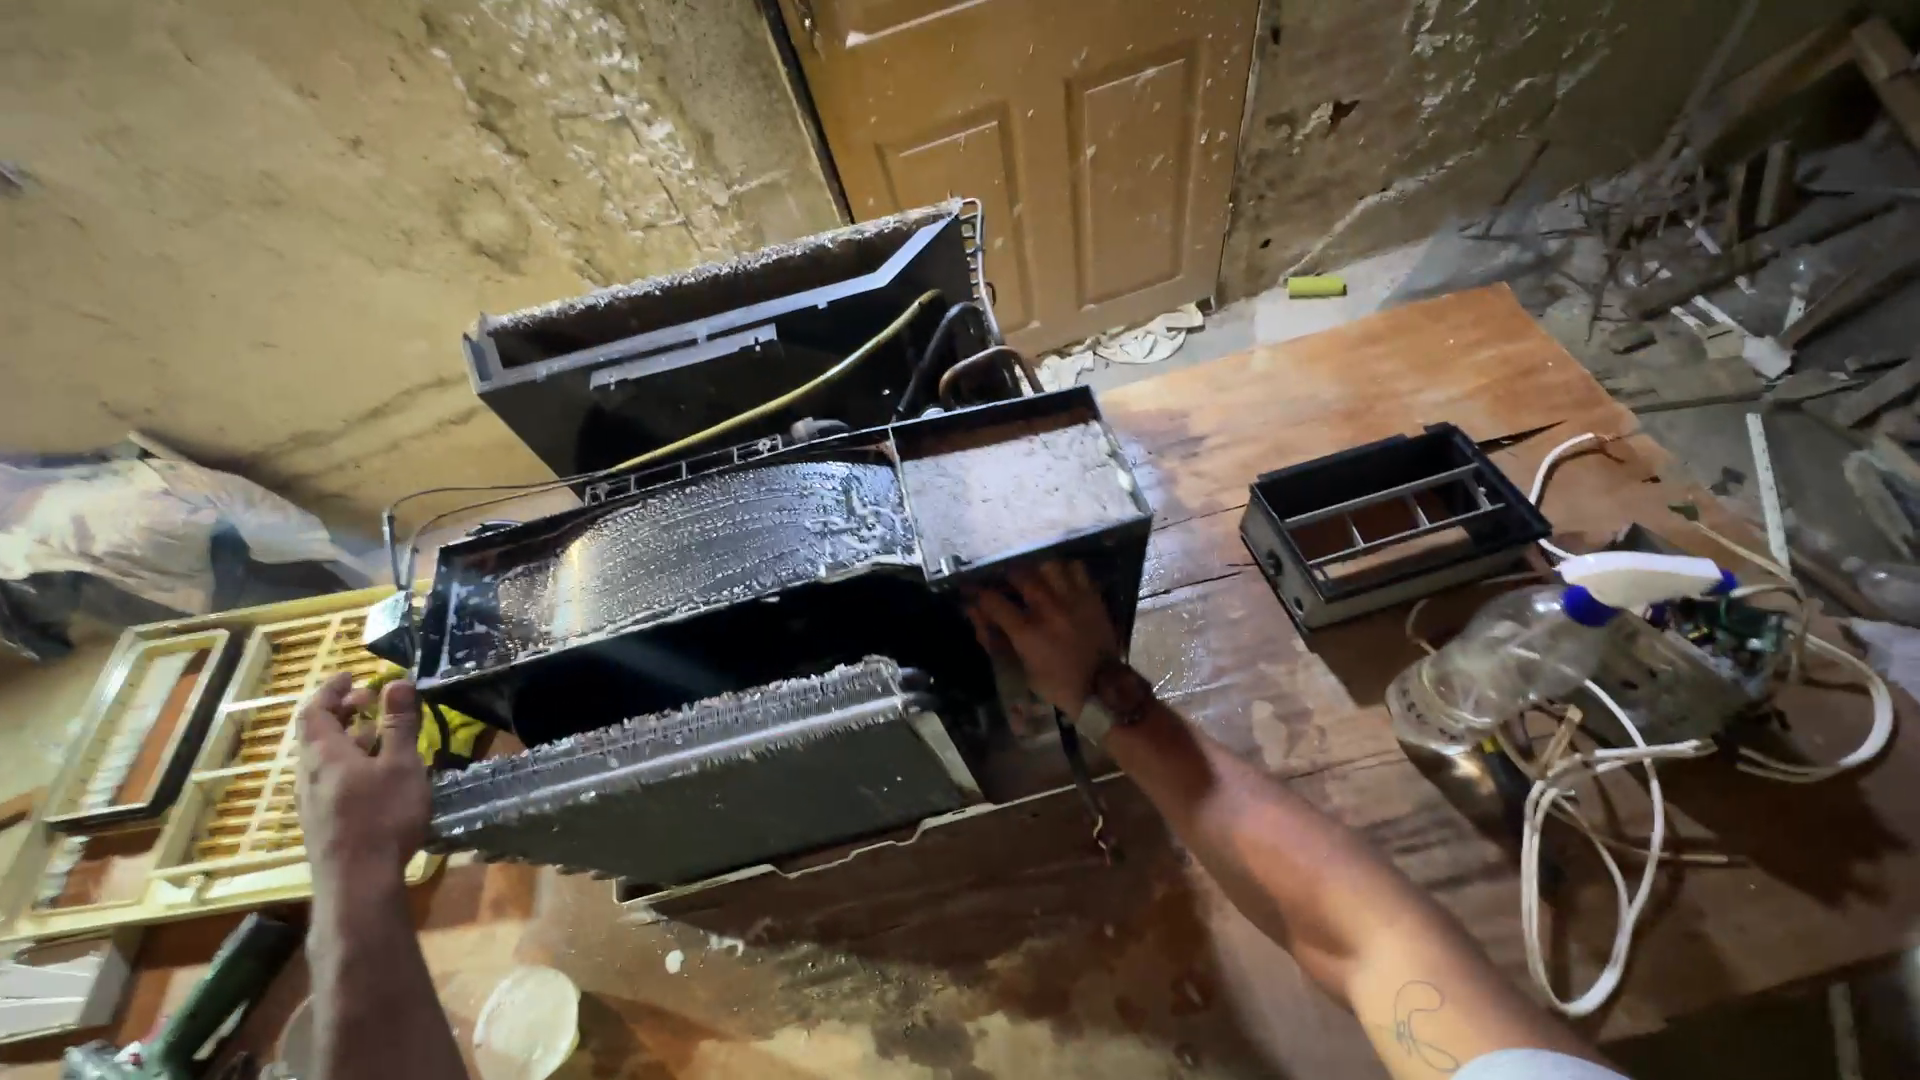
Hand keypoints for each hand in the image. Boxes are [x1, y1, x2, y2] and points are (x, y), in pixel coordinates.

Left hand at [297, 672, 427, 893]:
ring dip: (351, 737)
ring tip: (382, 730)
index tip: (352, 674)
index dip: (331, 689)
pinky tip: (378, 772)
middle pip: (318, 734)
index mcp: (324, 755)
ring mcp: (313, 800)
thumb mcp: (401, 764)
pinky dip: (353, 760)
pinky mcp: (325, 820)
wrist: (358, 881)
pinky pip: (333, 777)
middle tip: (371, 698)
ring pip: (327, 757)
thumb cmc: (382, 815)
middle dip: (344, 710)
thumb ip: (399, 723)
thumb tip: (397, 682)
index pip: (315, 711)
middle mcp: (310, 774)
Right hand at [966, 561, 1120, 716]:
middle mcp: (1048, 609)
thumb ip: (995, 640)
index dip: (976, 593)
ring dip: (1036, 568)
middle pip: (1020, 575)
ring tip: (1033, 576)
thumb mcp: (1020, 668)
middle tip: (1004, 581)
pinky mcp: (1091, 597)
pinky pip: (1076, 569)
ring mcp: (1072, 600)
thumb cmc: (1056, 683)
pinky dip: (1064, 569)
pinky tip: (1058, 578)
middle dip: (1006, 575)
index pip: (993, 601)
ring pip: (1048, 565)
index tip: (969, 589)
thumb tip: (974, 614)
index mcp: (1027, 632)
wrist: (1102, 687)